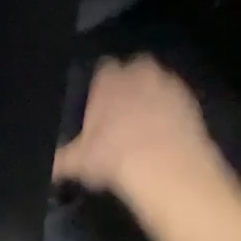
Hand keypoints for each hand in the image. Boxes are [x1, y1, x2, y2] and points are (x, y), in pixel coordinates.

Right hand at [53, 56, 222, 197]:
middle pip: (133, 71)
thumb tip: (48, 169)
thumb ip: (61, 160)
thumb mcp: (79, 161)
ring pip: (158, 84)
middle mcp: (139, 72)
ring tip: (146, 128)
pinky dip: (173, 114)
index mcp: (108, 78)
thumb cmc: (114, 156)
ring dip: (153, 98)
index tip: (100, 108)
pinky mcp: (192, 102)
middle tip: (123, 116)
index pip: (102, 71)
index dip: (101, 90)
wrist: (166, 168)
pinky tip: (167, 136)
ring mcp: (169, 84)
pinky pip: (178, 102)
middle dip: (130, 87)